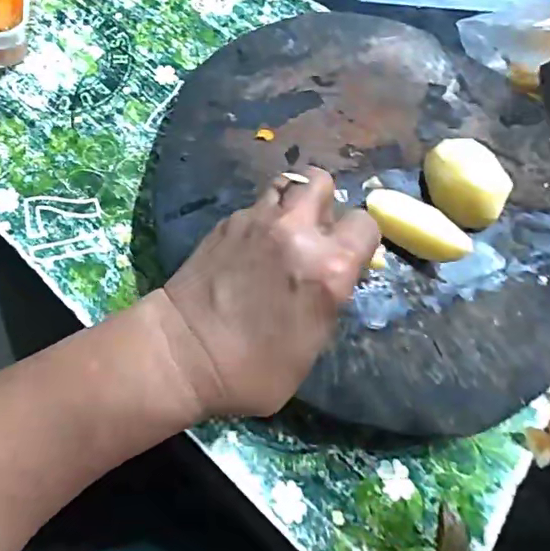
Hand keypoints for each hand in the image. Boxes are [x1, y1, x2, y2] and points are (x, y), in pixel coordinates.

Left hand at [157, 167, 379, 417]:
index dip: (359, 239)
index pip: (365, 224)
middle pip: (323, 182)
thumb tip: (331, 275)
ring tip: (281, 231)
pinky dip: (261, 219)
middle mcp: (298, 230)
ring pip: (287, 184)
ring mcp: (260, 219)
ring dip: (290, 204)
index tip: (348, 255)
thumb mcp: (314, 343)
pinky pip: (257, 205)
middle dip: (324, 203)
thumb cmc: (254, 367)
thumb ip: (329, 295)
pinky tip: (249, 246)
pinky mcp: (229, 219)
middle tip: (313, 232)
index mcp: (329, 265)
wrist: (184, 352)